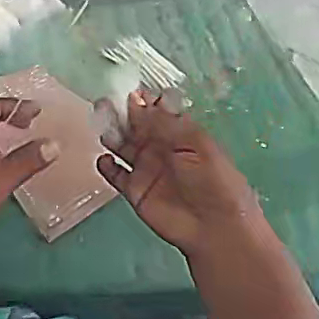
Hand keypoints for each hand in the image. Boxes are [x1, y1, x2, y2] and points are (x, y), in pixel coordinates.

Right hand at [95, 90, 265, 261]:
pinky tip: (105, 159)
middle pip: (133, 124)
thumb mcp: (195, 144)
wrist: (215, 228)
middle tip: (105, 103)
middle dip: (119, 112)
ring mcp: (145, 168)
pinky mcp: (134, 189)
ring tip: (102, 126)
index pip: (155, 110)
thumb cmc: (213, 181)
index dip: (141, 100)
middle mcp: (159, 147)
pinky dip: (105, 165)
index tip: (127, 91)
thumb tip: (136, 100)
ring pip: (120, 145)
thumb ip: (163, 123)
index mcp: (178, 133)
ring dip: (110, 134)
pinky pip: (114, 173)